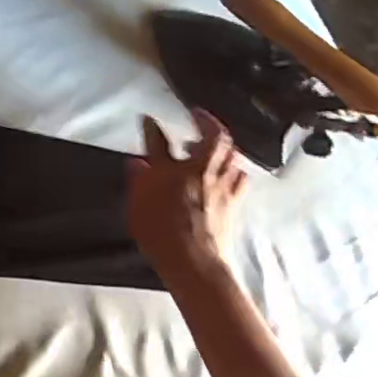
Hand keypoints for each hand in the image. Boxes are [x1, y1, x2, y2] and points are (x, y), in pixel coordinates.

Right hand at [127, 108, 248, 279]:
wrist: (193, 261)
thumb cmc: (159, 235)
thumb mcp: (136, 208)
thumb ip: (137, 182)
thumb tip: (136, 163)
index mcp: (169, 171)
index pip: (158, 141)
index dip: (151, 127)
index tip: (147, 119)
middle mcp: (198, 172)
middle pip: (212, 137)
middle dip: (206, 121)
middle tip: (198, 114)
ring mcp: (220, 186)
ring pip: (231, 153)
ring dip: (223, 143)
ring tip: (213, 142)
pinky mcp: (234, 201)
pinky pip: (241, 176)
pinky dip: (236, 168)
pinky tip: (232, 170)